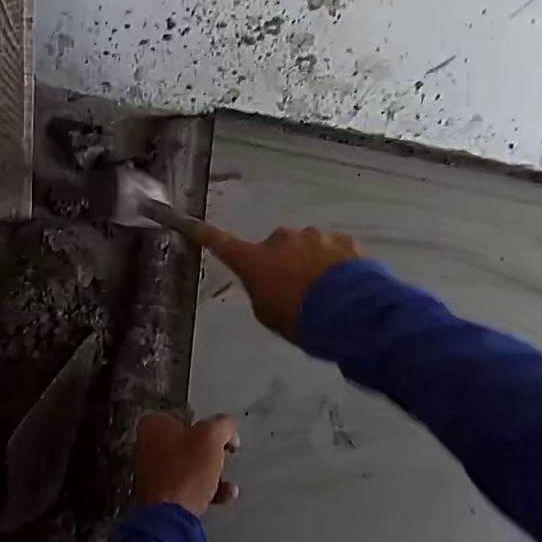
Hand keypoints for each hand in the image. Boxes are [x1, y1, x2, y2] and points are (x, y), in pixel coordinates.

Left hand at [134, 413, 239, 516]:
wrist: (169, 518)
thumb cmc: (188, 468)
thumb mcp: (212, 437)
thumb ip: (223, 425)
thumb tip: (228, 427)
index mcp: (154, 425)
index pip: (184, 415)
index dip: (205, 424)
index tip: (220, 435)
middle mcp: (148, 446)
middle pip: (187, 442)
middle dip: (209, 451)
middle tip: (224, 455)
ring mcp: (152, 474)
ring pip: (188, 465)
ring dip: (211, 472)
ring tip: (228, 482)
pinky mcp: (159, 497)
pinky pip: (186, 486)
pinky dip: (205, 488)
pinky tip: (226, 495)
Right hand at [197, 224, 361, 339]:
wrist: (354, 314)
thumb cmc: (303, 321)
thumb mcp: (270, 316)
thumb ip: (263, 294)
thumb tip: (269, 285)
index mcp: (256, 260)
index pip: (220, 243)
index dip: (201, 233)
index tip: (187, 220)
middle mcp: (281, 240)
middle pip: (276, 248)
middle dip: (283, 264)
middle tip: (297, 292)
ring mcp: (314, 236)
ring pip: (306, 248)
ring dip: (311, 264)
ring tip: (327, 294)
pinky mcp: (342, 240)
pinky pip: (333, 251)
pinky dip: (336, 265)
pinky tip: (346, 287)